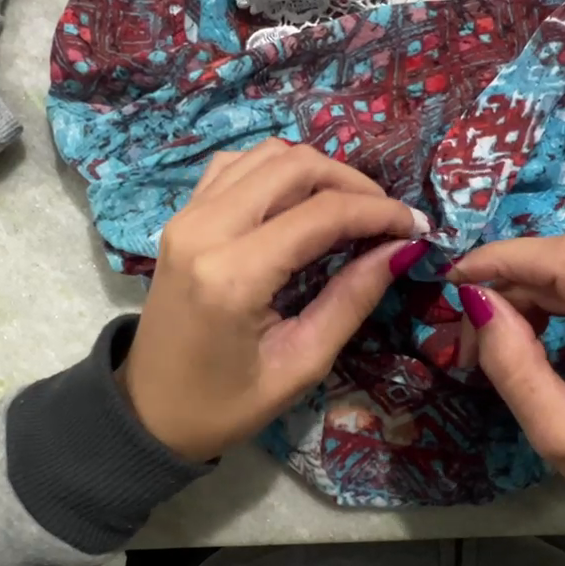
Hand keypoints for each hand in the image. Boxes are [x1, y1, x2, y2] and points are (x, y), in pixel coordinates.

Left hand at [119, 140, 430, 462]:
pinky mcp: (181, 217)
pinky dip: (275, 170)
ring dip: (316, 171)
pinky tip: (297, 201)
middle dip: (352, 183)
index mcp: (233, 275)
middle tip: (386, 217)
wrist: (148, 410)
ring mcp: (187, 217)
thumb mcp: (299, 364)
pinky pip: (234, 167)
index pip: (321, 213)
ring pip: (264, 156)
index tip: (416, 226)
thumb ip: (351, 300)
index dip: (378, 212)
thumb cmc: (224, 405)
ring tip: (349, 209)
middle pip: (294, 165)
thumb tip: (400, 248)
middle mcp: (204, 229)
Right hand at [449, 237, 564, 528]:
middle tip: (469, 339)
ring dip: (524, 296)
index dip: (507, 258)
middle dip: (507, 289)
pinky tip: (531, 331)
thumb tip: (476, 298)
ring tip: (494, 342)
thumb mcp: (557, 434)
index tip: (454, 276)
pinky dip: (549, 299)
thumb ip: (514, 365)